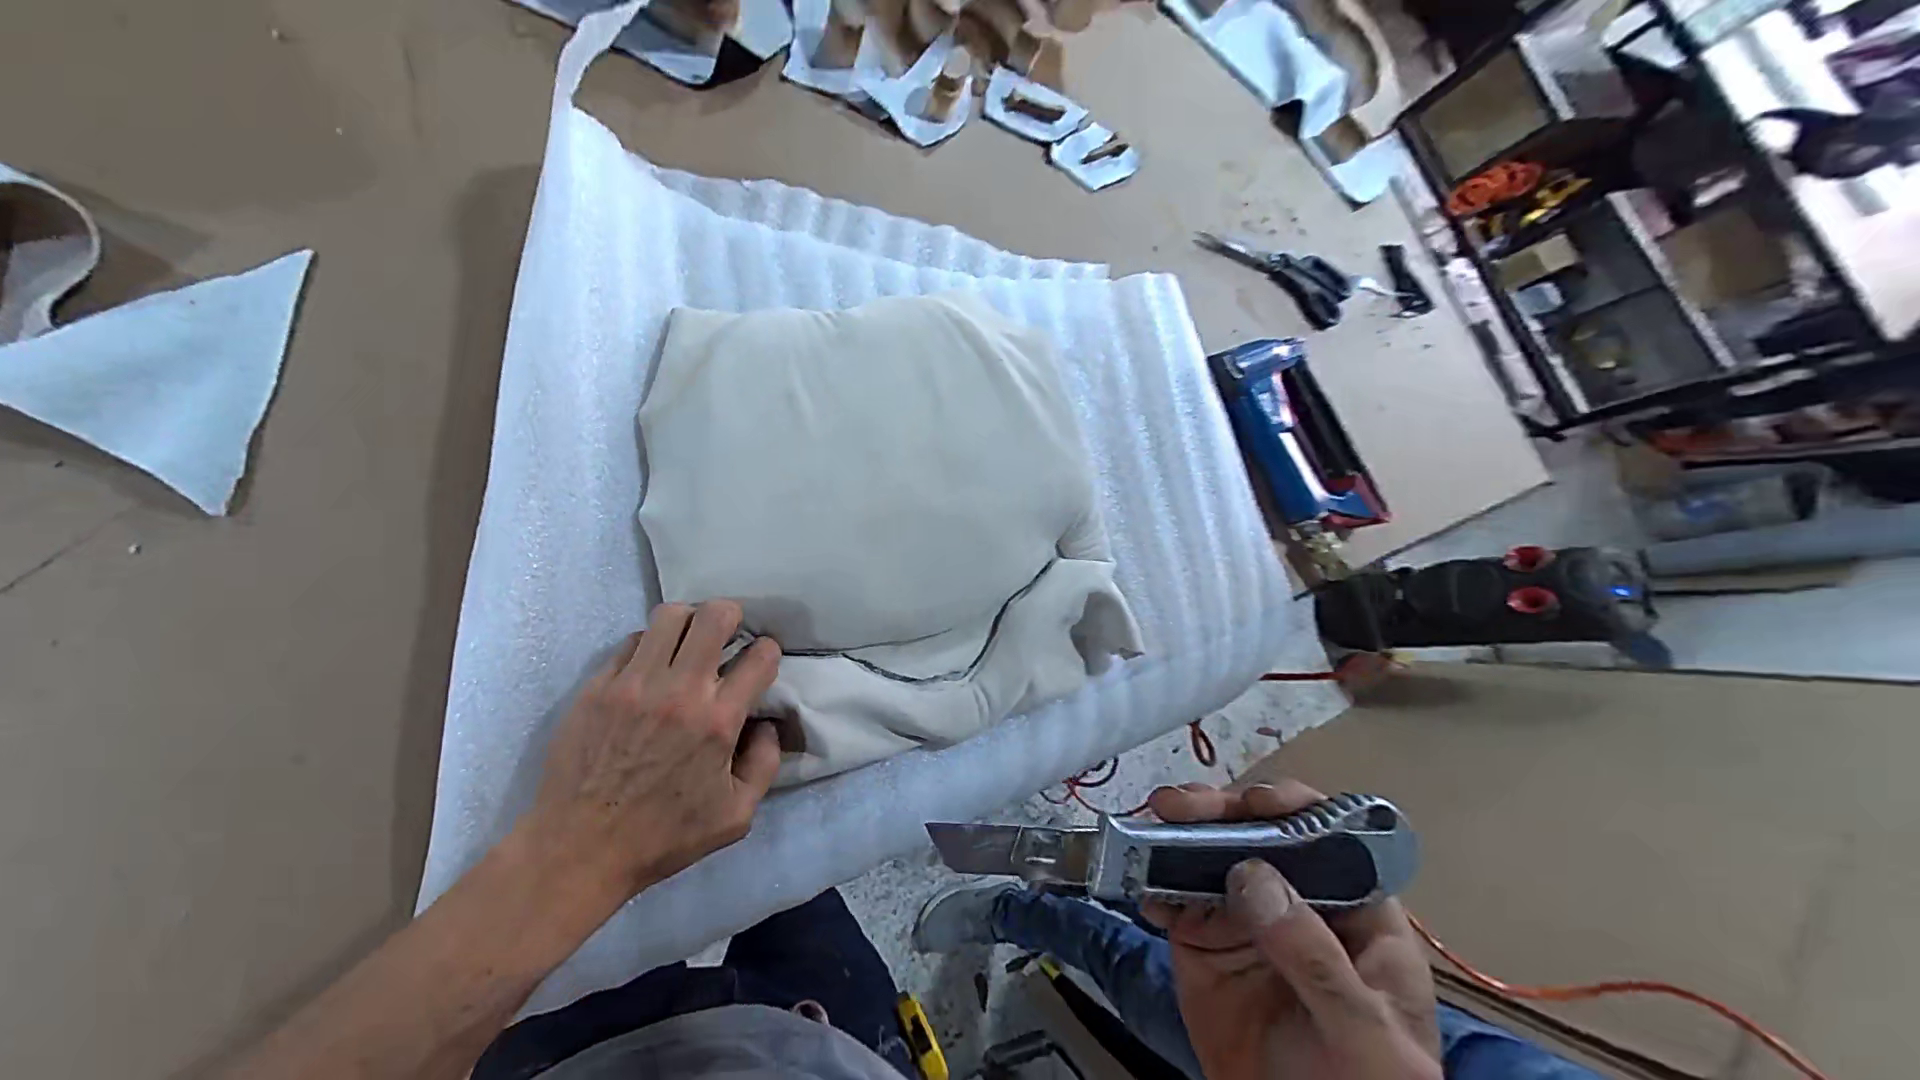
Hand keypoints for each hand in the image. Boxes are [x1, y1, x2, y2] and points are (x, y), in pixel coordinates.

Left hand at [518, 600, 783, 908]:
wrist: (578, 849)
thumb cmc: (663, 836)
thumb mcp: (736, 816)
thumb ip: (764, 764)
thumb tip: (766, 723)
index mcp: (718, 722)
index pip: (760, 657)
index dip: (768, 651)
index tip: (761, 660)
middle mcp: (679, 692)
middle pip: (713, 617)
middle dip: (730, 616)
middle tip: (727, 634)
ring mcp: (634, 685)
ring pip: (669, 616)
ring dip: (688, 622)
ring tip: (687, 642)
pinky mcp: (598, 687)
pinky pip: (631, 642)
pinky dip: (649, 645)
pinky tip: (650, 668)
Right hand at [1144, 781, 1441, 1079]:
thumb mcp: (1361, 1035)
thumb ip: (1315, 958)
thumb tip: (1255, 875)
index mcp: (1355, 915)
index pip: (1332, 839)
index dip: (1295, 809)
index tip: (1255, 803)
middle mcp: (1298, 902)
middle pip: (1261, 835)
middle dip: (1221, 811)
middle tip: (1179, 805)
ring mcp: (1245, 918)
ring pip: (1213, 854)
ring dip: (1181, 831)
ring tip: (1154, 822)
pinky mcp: (1202, 940)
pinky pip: (1175, 897)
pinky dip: (1154, 882)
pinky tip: (1144, 885)